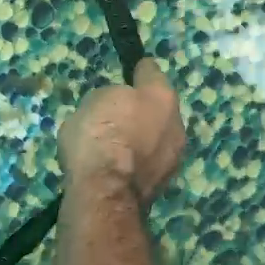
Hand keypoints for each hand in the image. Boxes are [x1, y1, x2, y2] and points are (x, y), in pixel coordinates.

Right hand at [58, 58, 184, 204]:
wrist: (105, 192)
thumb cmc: (97, 139)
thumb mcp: (89, 105)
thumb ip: (106, 100)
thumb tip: (112, 107)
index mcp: (160, 94)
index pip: (151, 72)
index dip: (138, 71)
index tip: (131, 72)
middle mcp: (176, 121)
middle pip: (159, 109)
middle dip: (143, 112)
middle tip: (119, 120)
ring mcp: (174, 155)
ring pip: (158, 139)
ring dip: (143, 141)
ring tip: (117, 151)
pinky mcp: (164, 183)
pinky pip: (149, 164)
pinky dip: (137, 165)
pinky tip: (117, 171)